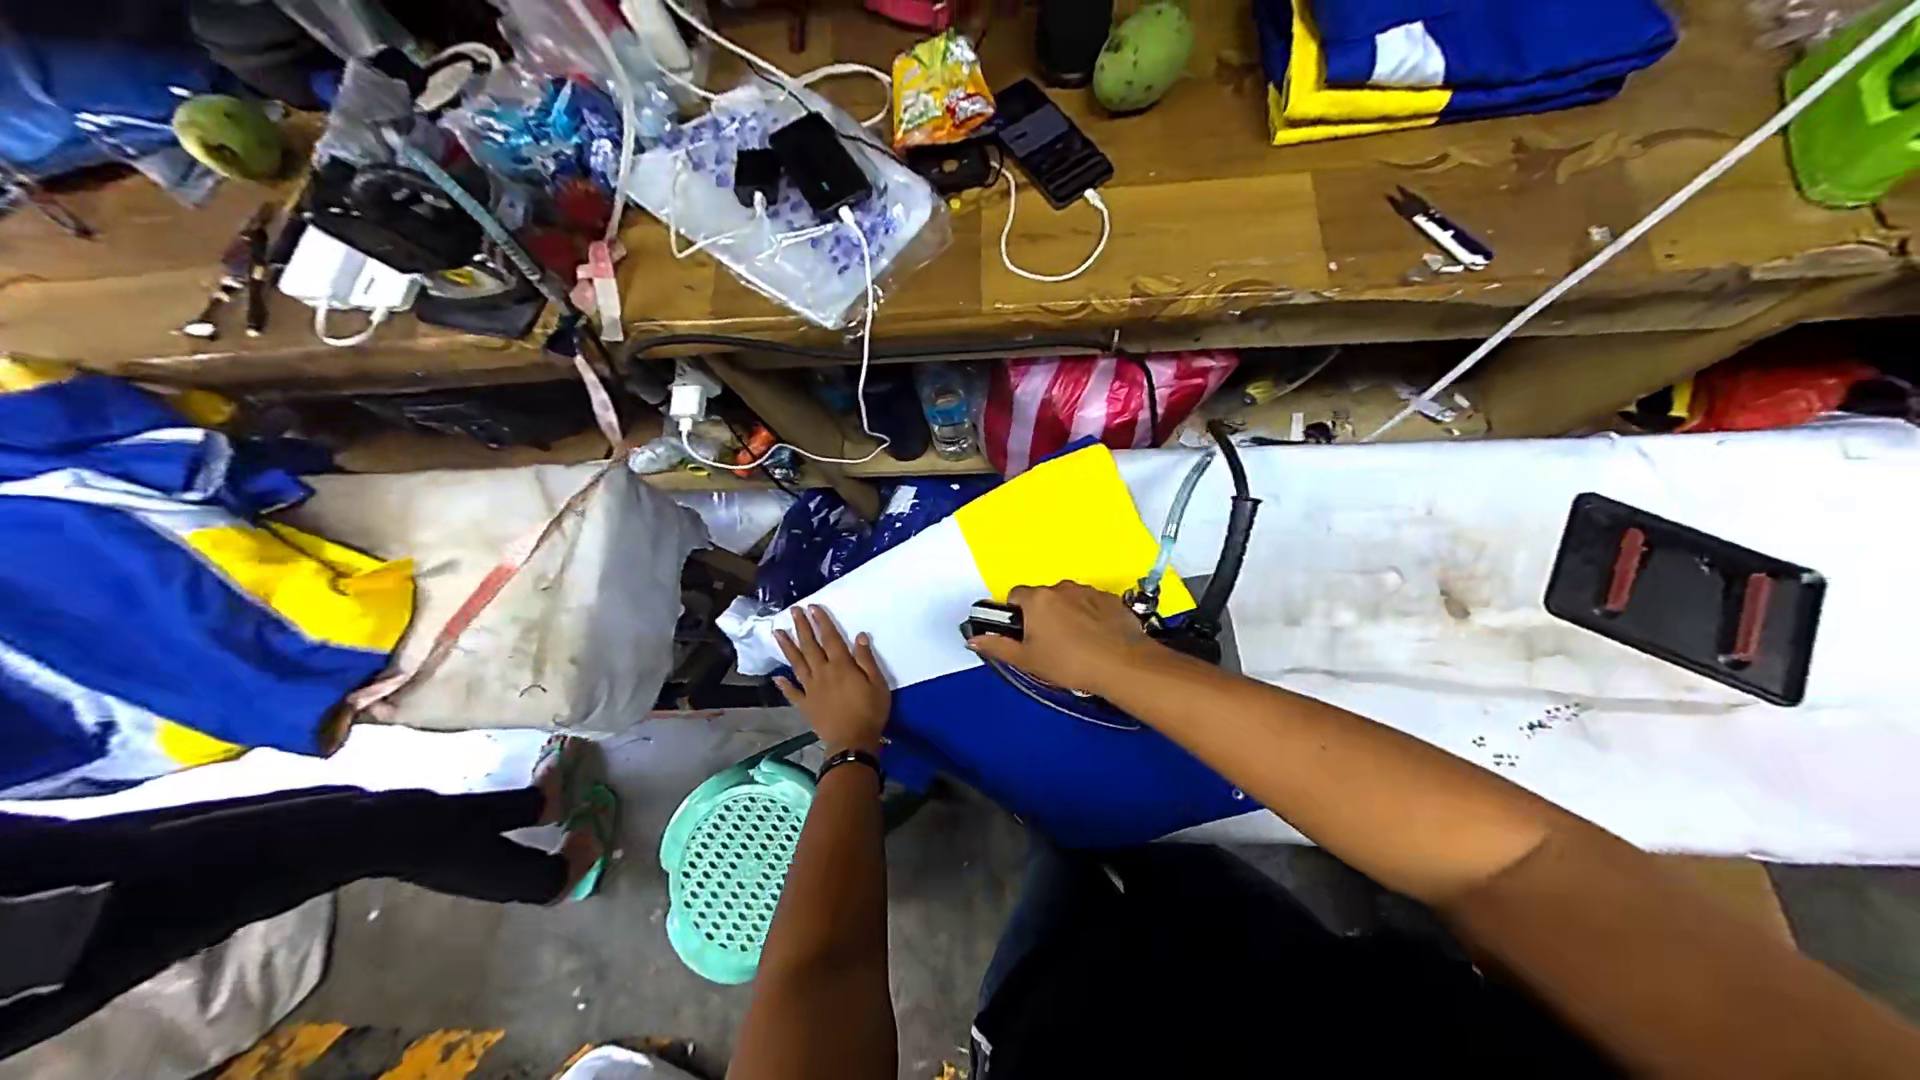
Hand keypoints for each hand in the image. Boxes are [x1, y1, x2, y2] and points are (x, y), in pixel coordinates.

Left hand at [774, 606, 890, 754]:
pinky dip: (784, 684)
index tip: (813, 607)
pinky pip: (792, 692)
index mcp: (841, 666)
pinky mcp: (805, 705)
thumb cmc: (870, 711)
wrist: (852, 742)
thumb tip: (859, 635)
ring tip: (777, 632)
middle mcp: (822, 673)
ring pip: (797, 664)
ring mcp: (811, 689)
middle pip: (810, 646)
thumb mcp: (877, 683)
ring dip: (787, 647)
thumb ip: (866, 659)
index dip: (822, 622)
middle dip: (801, 627)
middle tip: (793, 611)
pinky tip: (776, 676)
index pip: (830, 638)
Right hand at [964, 582, 1153, 695]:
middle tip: (1047, 644)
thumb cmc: (1073, 663)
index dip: (1016, 614)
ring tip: (1074, 645)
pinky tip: (1093, 640)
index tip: (1022, 631)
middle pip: (1043, 597)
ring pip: (1068, 600)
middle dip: (1042, 616)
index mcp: (1038, 599)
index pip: (1015, 595)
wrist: (1121, 664)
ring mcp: (1088, 592)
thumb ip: (997, 646)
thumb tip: (976, 639)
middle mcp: (1062, 588)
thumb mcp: (1027, 660)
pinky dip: (1090, 617)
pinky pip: (1092, 604)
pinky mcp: (1110, 600)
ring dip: (1067, 615)